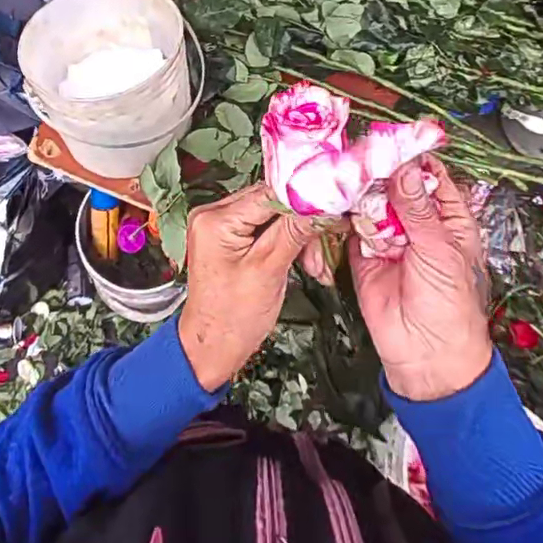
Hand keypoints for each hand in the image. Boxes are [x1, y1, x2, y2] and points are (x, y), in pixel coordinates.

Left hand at [178, 184, 312, 389]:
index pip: (270, 193)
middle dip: (302, 223)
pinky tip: (301, 259)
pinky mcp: (230, 233)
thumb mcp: (269, 271)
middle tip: (322, 248)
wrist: (211, 350)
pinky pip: (266, 224)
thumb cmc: (231, 320)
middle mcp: (213, 213)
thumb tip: (322, 205)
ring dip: (298, 235)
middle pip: (274, 201)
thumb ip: (295, 232)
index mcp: (216, 220)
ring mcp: (220, 222)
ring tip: (313, 264)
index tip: (332, 210)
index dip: (304, 200)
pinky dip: (287, 240)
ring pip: (275, 213)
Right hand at [349, 157, 493, 401]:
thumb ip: (416, 208)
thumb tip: (405, 168)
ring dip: (362, 192)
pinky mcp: (365, 254)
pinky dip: (346, 216)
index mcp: (448, 218)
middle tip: (364, 154)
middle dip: (381, 172)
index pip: (430, 176)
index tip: (394, 140)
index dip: (413, 158)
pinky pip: (353, 227)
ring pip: (373, 203)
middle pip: (396, 185)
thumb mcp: (438, 248)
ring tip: (350, 176)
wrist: (426, 358)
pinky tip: (342, 203)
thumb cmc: (451, 307)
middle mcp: (418, 223)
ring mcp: (391, 237)